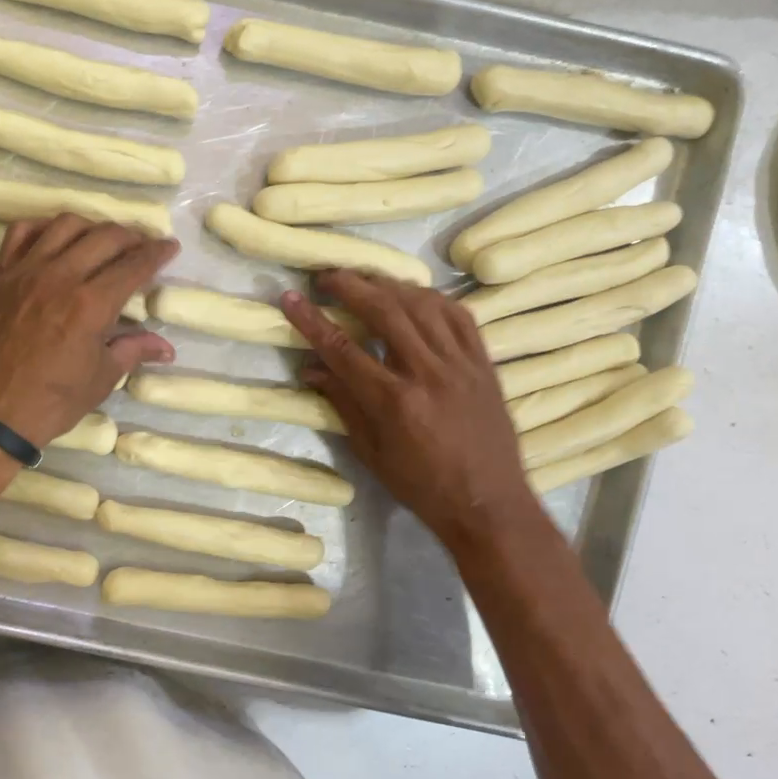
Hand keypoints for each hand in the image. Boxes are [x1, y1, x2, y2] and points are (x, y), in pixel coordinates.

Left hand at [0, 216, 177, 446]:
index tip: (169, 247)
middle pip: (105, 237)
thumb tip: (166, 347)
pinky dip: (43, 227)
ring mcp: (25, 272)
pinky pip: (21, 233)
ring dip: (92, 227)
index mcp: (90, 305)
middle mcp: (60, 277)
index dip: (157, 253)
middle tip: (142, 246)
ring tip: (102, 240)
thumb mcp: (100, 380)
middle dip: (132, 236)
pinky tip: (55, 238)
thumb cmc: (50, 403)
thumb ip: (133, 351)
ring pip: (65, 225)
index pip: (133, 265)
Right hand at [280, 270, 535, 546]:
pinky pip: (458, 315)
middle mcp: (428, 374)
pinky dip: (431, 297)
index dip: (311, 320)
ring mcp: (461, 364)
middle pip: (384, 312)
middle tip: (326, 275)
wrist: (488, 503)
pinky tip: (412, 294)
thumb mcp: (370, 451)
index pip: (342, 349)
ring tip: (364, 278)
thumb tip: (310, 368)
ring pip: (422, 305)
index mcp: (394, 402)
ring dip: (388, 284)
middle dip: (350, 286)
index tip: (289, 297)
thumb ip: (342, 403)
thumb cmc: (421, 485)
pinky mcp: (484, 363)